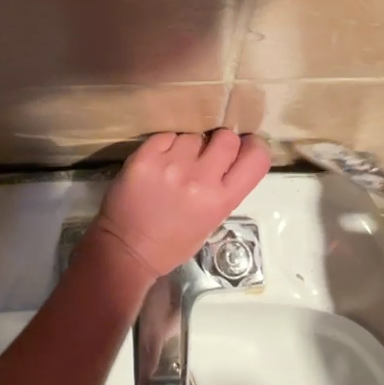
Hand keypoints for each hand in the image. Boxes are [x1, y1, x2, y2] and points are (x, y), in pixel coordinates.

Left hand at [84, 129, 271, 278]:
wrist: (127, 248)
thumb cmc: (172, 242)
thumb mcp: (212, 221)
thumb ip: (224, 189)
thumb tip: (230, 158)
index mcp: (221, 200)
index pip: (256, 158)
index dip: (253, 147)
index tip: (244, 147)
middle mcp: (200, 179)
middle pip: (226, 138)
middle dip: (219, 143)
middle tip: (206, 157)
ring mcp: (172, 165)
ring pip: (192, 136)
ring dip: (188, 147)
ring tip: (175, 167)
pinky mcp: (145, 157)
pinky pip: (166, 136)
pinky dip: (165, 146)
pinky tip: (159, 164)